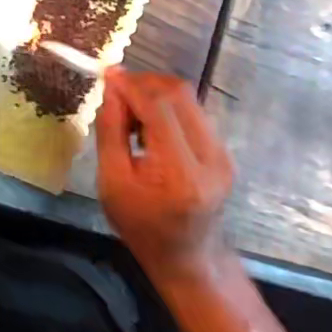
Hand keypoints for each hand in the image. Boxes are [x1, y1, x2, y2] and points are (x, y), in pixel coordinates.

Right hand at [96, 70, 235, 282]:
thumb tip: (111, 89)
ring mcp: (222, 153)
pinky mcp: (224, 150)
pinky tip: (149, 124)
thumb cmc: (142, 227)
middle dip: (144, 83)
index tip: (108, 74)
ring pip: (188, 99)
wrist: (187, 257)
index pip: (159, 109)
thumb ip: (111, 133)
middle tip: (117, 90)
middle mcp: (210, 157)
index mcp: (180, 173)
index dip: (132, 86)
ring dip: (156, 93)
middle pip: (179, 95)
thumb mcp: (112, 184)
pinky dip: (168, 106)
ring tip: (130, 111)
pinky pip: (194, 112)